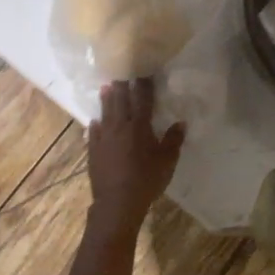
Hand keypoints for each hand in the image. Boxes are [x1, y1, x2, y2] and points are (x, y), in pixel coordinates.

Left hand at [87, 79, 184, 238]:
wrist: (117, 203)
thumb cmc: (146, 181)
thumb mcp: (167, 162)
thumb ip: (173, 140)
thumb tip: (181, 123)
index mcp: (140, 126)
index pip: (143, 99)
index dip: (144, 85)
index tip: (143, 71)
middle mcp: (120, 127)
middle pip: (120, 101)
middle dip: (122, 85)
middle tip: (120, 72)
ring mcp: (104, 138)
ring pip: (105, 113)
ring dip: (106, 99)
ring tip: (105, 87)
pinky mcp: (93, 151)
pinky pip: (93, 133)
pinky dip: (94, 125)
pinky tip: (94, 122)